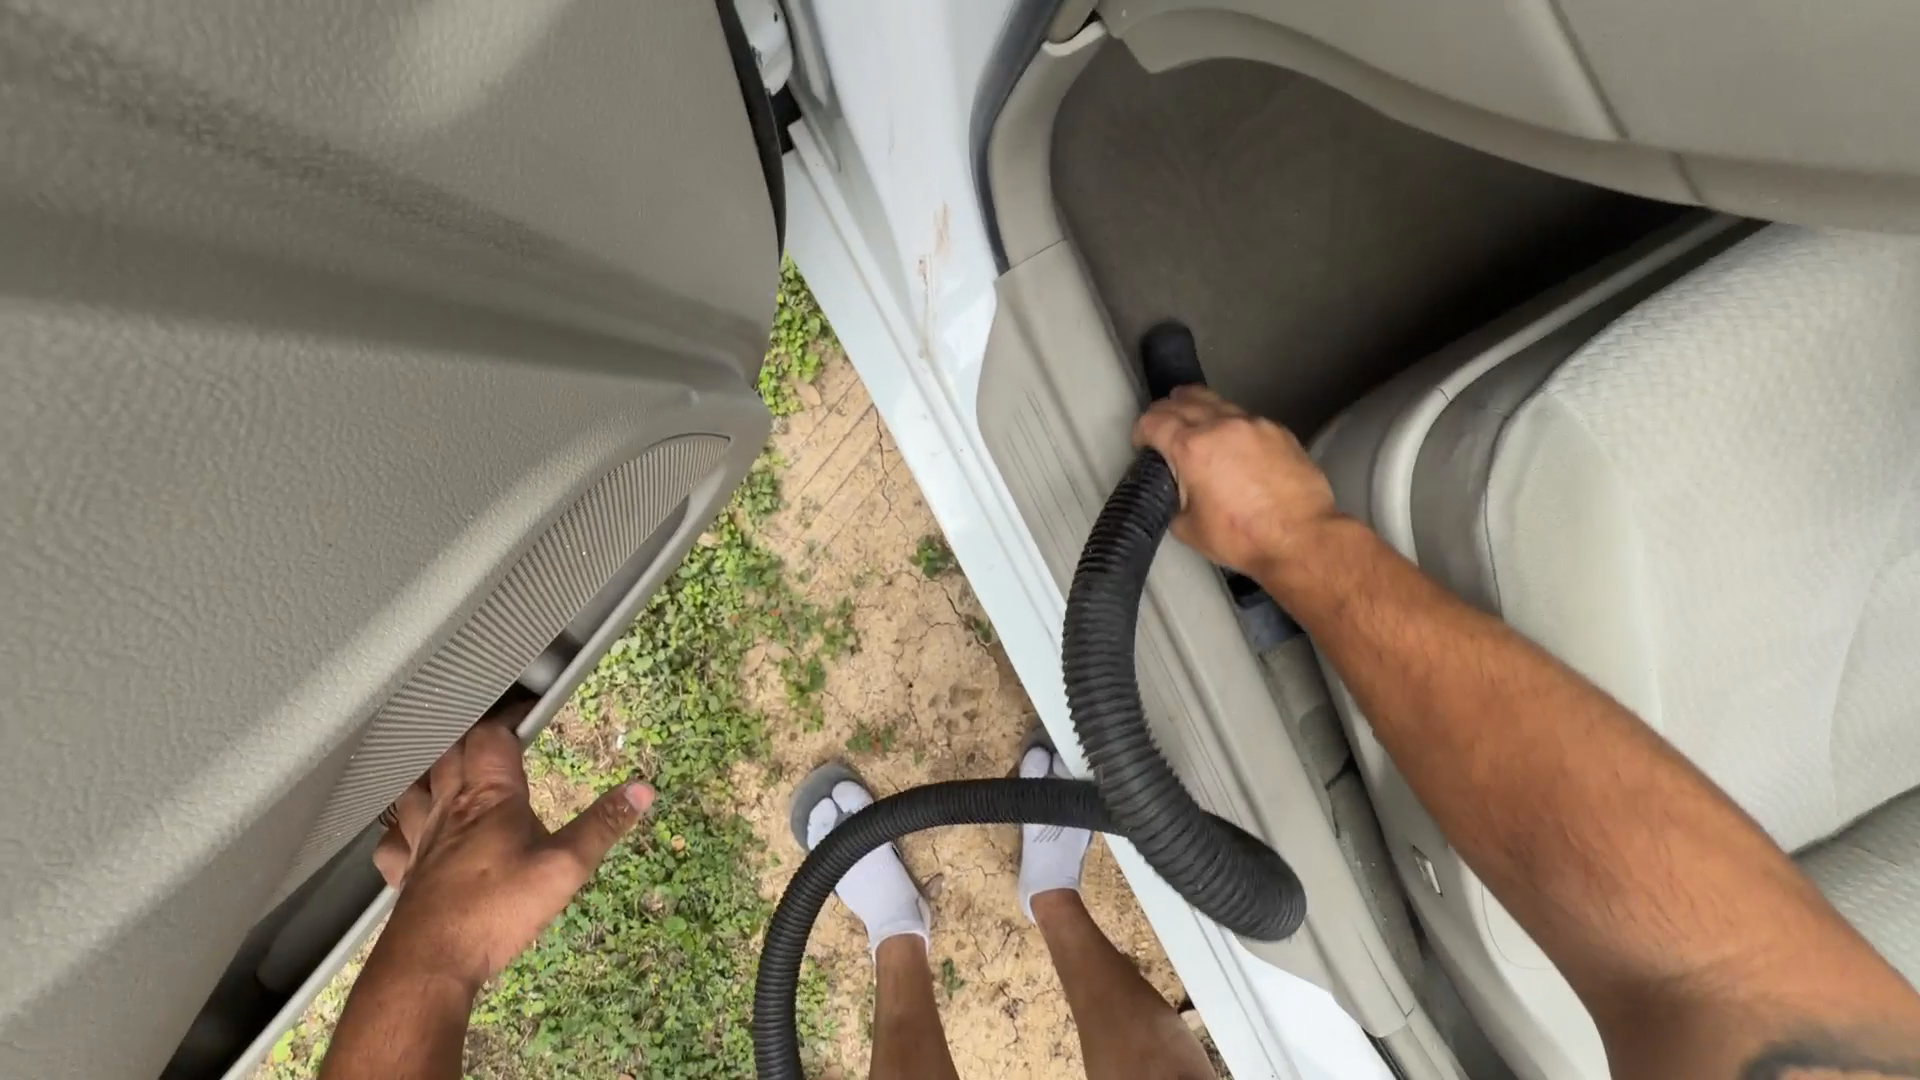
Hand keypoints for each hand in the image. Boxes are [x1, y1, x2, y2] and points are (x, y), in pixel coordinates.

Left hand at [370, 717, 654, 994]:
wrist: (428, 968)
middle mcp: (450, 809)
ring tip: (448, 767)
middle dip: (472, 734)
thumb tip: (644, 788)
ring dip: (431, 771)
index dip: (509, 716)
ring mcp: (419, 842)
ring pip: (415, 789)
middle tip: (495, 730)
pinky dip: (401, 826)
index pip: (492, 737)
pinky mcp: (403, 875)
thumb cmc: (498, 909)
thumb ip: (604, 824)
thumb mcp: (567, 866)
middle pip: (451, 753)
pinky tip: (410, 831)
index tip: (530, 707)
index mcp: (491, 797)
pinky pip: (393, 840)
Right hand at [1131, 386, 1339, 577]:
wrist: (1299, 538)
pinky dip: (1229, 422)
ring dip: (1198, 407)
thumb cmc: (1244, 536)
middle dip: (1165, 410)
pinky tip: (1230, 439)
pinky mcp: (1278, 431)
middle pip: (1183, 400)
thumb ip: (1173, 499)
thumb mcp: (1187, 527)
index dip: (1141, 431)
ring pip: (1216, 402)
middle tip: (1160, 423)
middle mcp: (1221, 426)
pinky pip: (1245, 417)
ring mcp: (1253, 425)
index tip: (1142, 441)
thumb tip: (1175, 492)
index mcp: (1191, 448)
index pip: (1154, 421)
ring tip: (1191, 417)